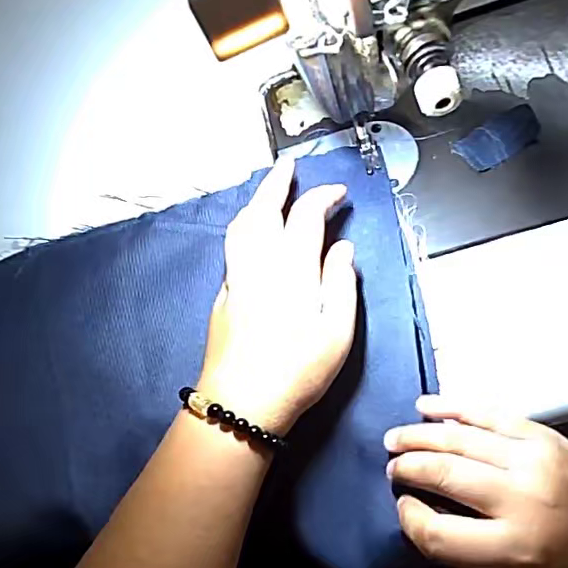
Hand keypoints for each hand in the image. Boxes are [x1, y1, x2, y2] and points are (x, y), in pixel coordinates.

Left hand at [196, 157, 357, 434]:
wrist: (243, 402)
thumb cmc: (298, 371)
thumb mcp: (337, 332)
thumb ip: (341, 284)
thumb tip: (342, 248)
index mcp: (293, 270)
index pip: (306, 217)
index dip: (322, 197)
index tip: (338, 193)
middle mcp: (260, 265)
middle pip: (265, 210)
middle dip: (278, 183)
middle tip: (289, 165)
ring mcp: (237, 278)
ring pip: (242, 225)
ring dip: (256, 200)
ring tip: (268, 190)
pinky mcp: (224, 295)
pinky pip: (233, 246)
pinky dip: (244, 226)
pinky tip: (251, 233)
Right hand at [385, 396, 567, 567]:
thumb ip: (470, 549)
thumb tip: (423, 510)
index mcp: (514, 545)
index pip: (438, 532)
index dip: (410, 519)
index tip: (404, 508)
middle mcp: (522, 497)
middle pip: (444, 475)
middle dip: (408, 469)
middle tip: (390, 467)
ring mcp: (534, 459)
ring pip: (461, 439)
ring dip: (421, 436)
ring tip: (394, 437)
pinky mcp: (544, 435)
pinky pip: (490, 415)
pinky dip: (455, 409)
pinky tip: (429, 407)